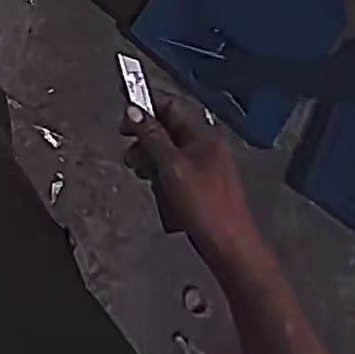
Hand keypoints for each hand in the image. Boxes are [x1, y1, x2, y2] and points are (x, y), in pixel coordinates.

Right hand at [123, 94, 260, 259]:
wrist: (229, 248)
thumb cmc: (205, 206)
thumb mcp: (171, 166)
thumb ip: (151, 136)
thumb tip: (134, 111)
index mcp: (203, 135)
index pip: (170, 105)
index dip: (146, 106)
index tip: (125, 112)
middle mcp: (205, 146)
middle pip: (165, 129)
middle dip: (144, 139)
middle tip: (131, 151)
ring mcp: (203, 166)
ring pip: (166, 152)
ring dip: (150, 159)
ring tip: (142, 173)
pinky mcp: (199, 186)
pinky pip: (172, 171)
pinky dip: (161, 176)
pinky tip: (157, 189)